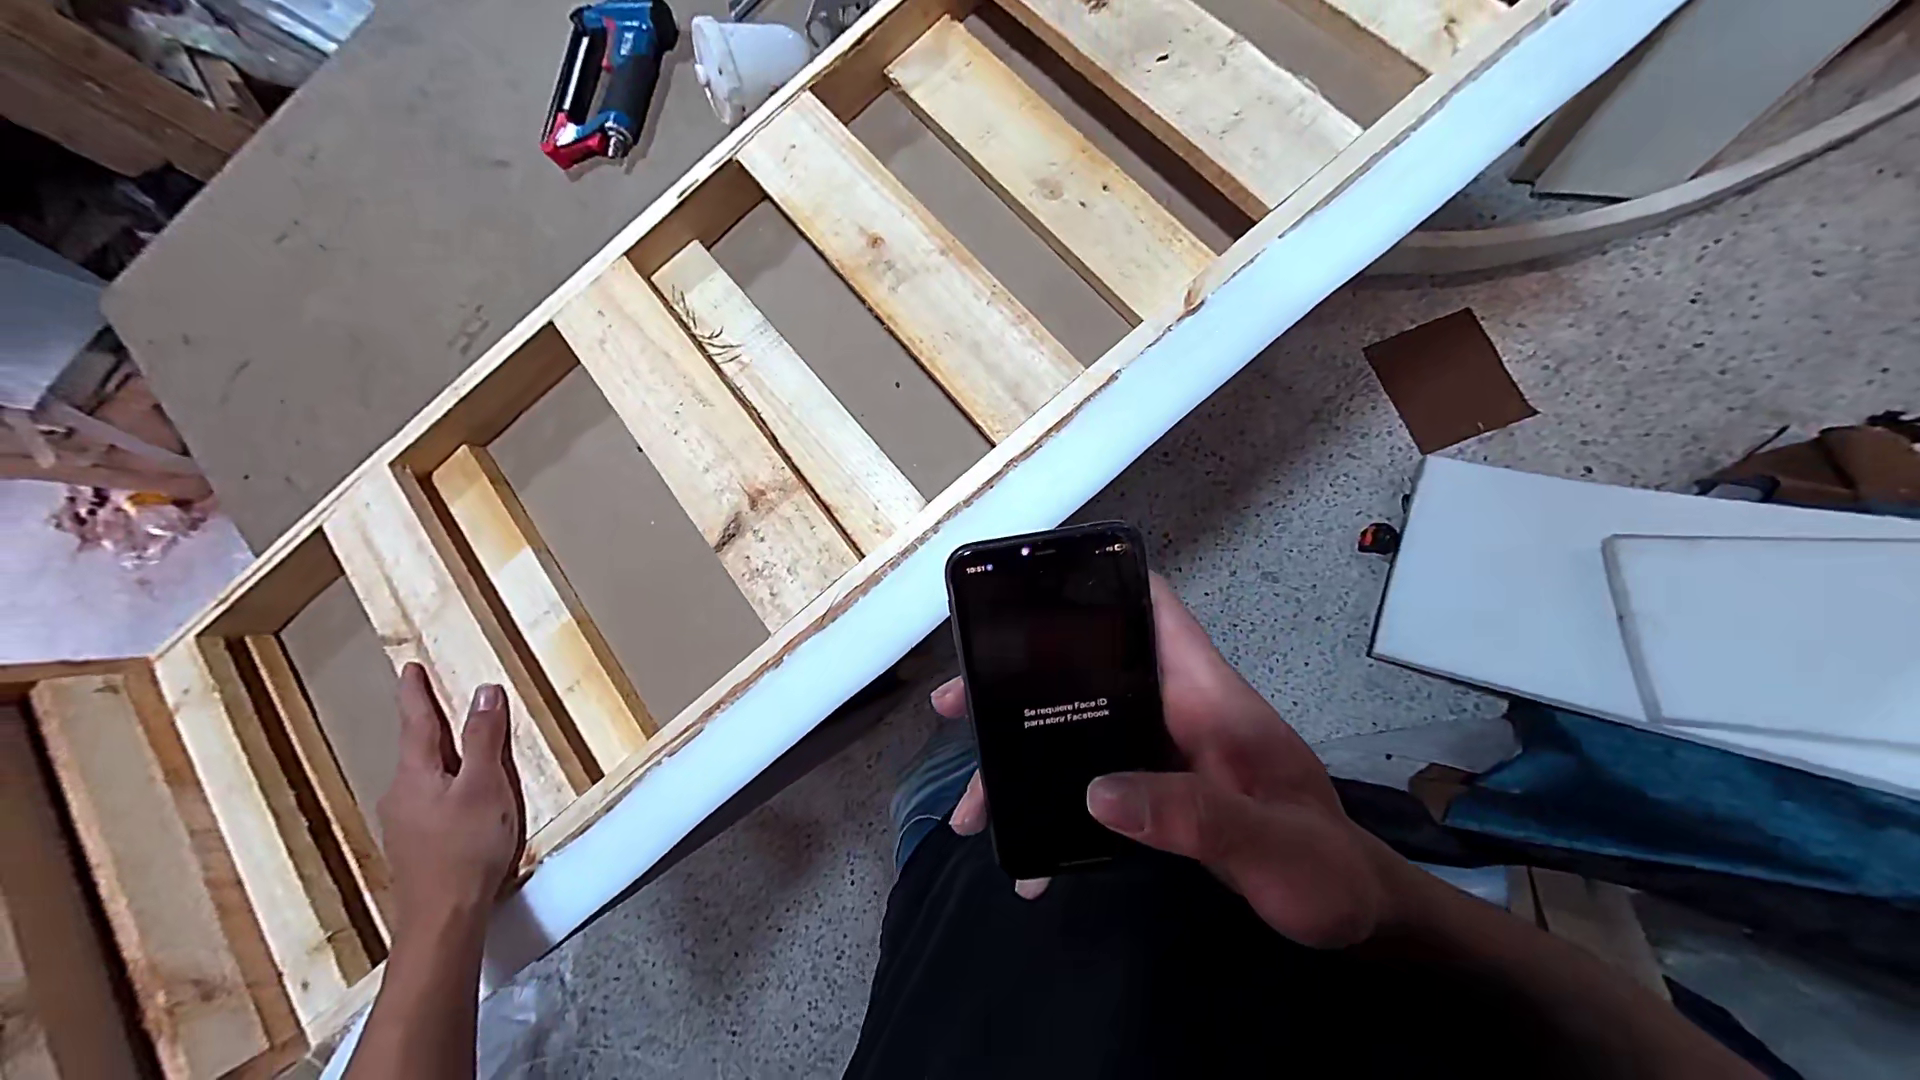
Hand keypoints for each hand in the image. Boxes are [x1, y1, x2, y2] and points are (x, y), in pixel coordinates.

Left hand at [378, 663, 524, 941]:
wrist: (443, 915)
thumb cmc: (468, 844)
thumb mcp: (486, 785)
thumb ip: (484, 739)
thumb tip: (483, 692)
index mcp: (417, 774)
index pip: (416, 723)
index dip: (415, 694)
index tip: (408, 669)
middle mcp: (402, 793)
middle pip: (418, 748)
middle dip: (428, 722)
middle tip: (438, 697)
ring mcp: (406, 820)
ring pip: (424, 773)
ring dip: (440, 751)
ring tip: (459, 739)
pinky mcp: (417, 841)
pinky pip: (431, 794)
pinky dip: (447, 777)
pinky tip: (463, 789)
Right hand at [938, 576, 1406, 945]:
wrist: (1348, 911)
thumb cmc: (1325, 870)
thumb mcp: (1272, 850)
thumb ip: (1195, 818)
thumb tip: (1096, 792)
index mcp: (1205, 694)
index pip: (1155, 607)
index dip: (1102, 581)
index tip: (1033, 589)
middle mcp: (1172, 705)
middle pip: (1087, 663)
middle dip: (1017, 676)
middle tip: (958, 702)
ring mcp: (1157, 743)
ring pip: (1073, 722)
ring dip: (1019, 746)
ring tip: (971, 793)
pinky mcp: (1149, 780)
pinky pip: (1084, 771)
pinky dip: (1048, 795)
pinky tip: (1021, 842)